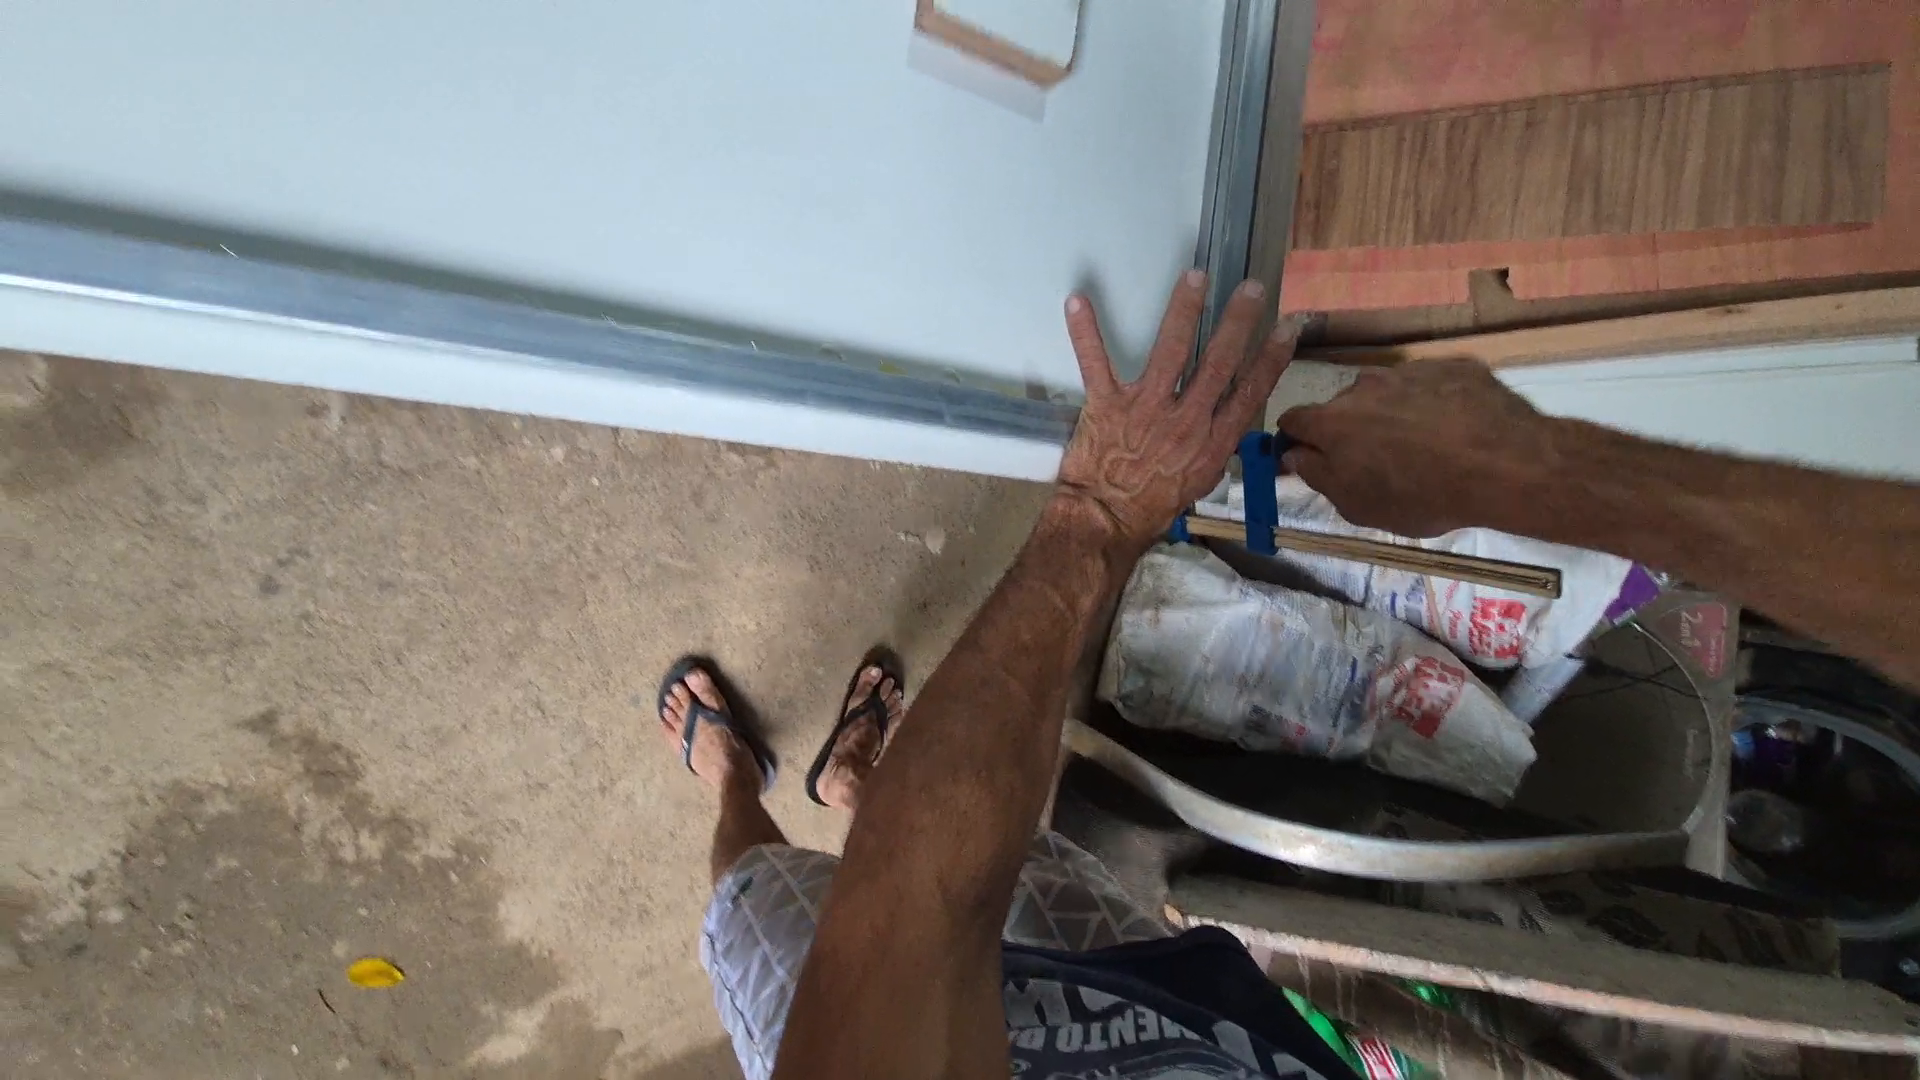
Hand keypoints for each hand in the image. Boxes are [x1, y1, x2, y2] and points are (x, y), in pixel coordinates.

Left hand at [1057, 270, 1302, 545]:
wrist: (1106, 520)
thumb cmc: (1152, 507)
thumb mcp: (1198, 482)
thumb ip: (1213, 446)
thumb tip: (1224, 420)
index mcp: (1212, 441)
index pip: (1250, 392)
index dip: (1271, 358)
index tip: (1288, 327)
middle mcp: (1186, 419)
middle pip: (1219, 362)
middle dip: (1237, 322)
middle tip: (1252, 288)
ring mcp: (1146, 409)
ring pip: (1170, 350)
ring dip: (1184, 310)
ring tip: (1194, 276)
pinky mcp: (1107, 405)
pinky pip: (1095, 362)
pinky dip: (1085, 331)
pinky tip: (1078, 300)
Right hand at [1276, 358, 1560, 536]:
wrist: (1507, 465)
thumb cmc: (1419, 494)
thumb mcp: (1355, 504)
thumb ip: (1316, 475)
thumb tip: (1294, 455)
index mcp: (1331, 421)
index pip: (1293, 421)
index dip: (1296, 441)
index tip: (1310, 459)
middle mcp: (1362, 387)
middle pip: (1341, 406)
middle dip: (1348, 428)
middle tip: (1374, 459)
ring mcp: (1410, 372)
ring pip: (1385, 392)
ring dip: (1389, 412)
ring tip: (1420, 444)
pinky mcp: (1454, 366)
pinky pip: (1429, 385)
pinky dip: (1431, 403)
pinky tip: (1454, 429)